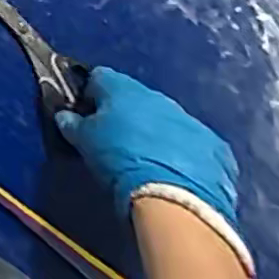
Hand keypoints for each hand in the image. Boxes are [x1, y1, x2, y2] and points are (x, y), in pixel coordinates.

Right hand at [54, 68, 240, 226]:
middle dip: (126, 115)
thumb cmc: (119, 162)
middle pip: (133, 98)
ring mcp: (187, 118)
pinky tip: (178, 175)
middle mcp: (155, 94)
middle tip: (116, 143)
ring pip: (164, 119)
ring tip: (147, 163)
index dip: (90, 96)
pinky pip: (194, 144)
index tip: (86, 116)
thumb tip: (65, 115)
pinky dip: (185, 155)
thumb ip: (73, 124)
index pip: (98, 77)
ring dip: (155, 134)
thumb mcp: (85, 142)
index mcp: (120, 86)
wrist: (173, 200)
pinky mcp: (214, 146)